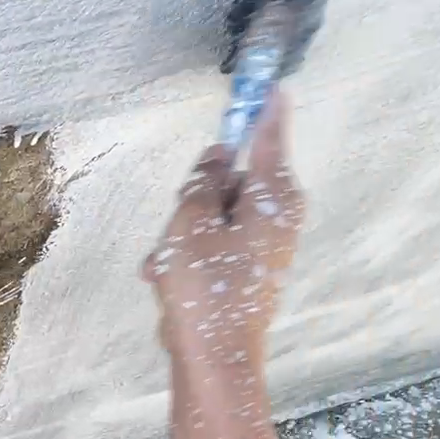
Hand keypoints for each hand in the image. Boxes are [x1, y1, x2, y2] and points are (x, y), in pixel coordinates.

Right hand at [143, 92, 303, 362]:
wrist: (215, 353)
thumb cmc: (203, 284)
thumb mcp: (190, 222)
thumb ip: (202, 183)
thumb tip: (218, 154)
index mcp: (273, 197)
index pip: (268, 139)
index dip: (263, 112)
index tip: (270, 85)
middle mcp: (277, 217)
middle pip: (233, 183)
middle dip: (195, 200)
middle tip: (171, 224)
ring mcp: (265, 246)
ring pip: (216, 218)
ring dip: (183, 235)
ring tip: (162, 265)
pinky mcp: (249, 269)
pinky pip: (215, 246)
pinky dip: (190, 256)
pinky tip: (167, 279)